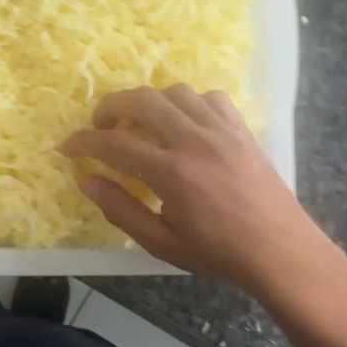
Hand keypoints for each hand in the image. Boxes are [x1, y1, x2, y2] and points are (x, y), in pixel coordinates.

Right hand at [61, 86, 340, 295]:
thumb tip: (88, 180)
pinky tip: (185, 125)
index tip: (67, 147)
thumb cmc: (218, 253)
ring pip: (175, 92)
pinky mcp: (241, 130)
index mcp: (171, 172)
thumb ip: (121, 209)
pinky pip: (210, 98)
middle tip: (100, 126)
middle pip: (142, 100)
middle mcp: (194, 140)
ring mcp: (221, 130)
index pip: (114, 143)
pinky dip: (189, 103)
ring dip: (150, 102)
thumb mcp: (161, 242)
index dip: (84, 141)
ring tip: (142, 124)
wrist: (279, 250)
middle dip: (111, 106)